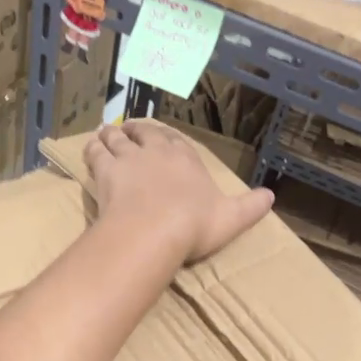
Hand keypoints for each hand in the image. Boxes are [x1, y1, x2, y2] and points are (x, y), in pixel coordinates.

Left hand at [83, 122, 273, 264]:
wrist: (155, 231)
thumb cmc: (195, 226)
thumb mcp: (231, 218)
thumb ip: (250, 207)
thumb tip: (271, 197)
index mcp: (187, 159)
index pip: (175, 141)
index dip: (165, 138)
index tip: (158, 138)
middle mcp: (157, 152)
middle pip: (144, 132)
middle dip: (136, 130)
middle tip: (128, 129)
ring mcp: (128, 159)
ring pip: (116, 138)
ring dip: (110, 134)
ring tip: (105, 133)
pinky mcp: (105, 171)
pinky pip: (95, 152)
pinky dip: (92, 148)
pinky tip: (89, 147)